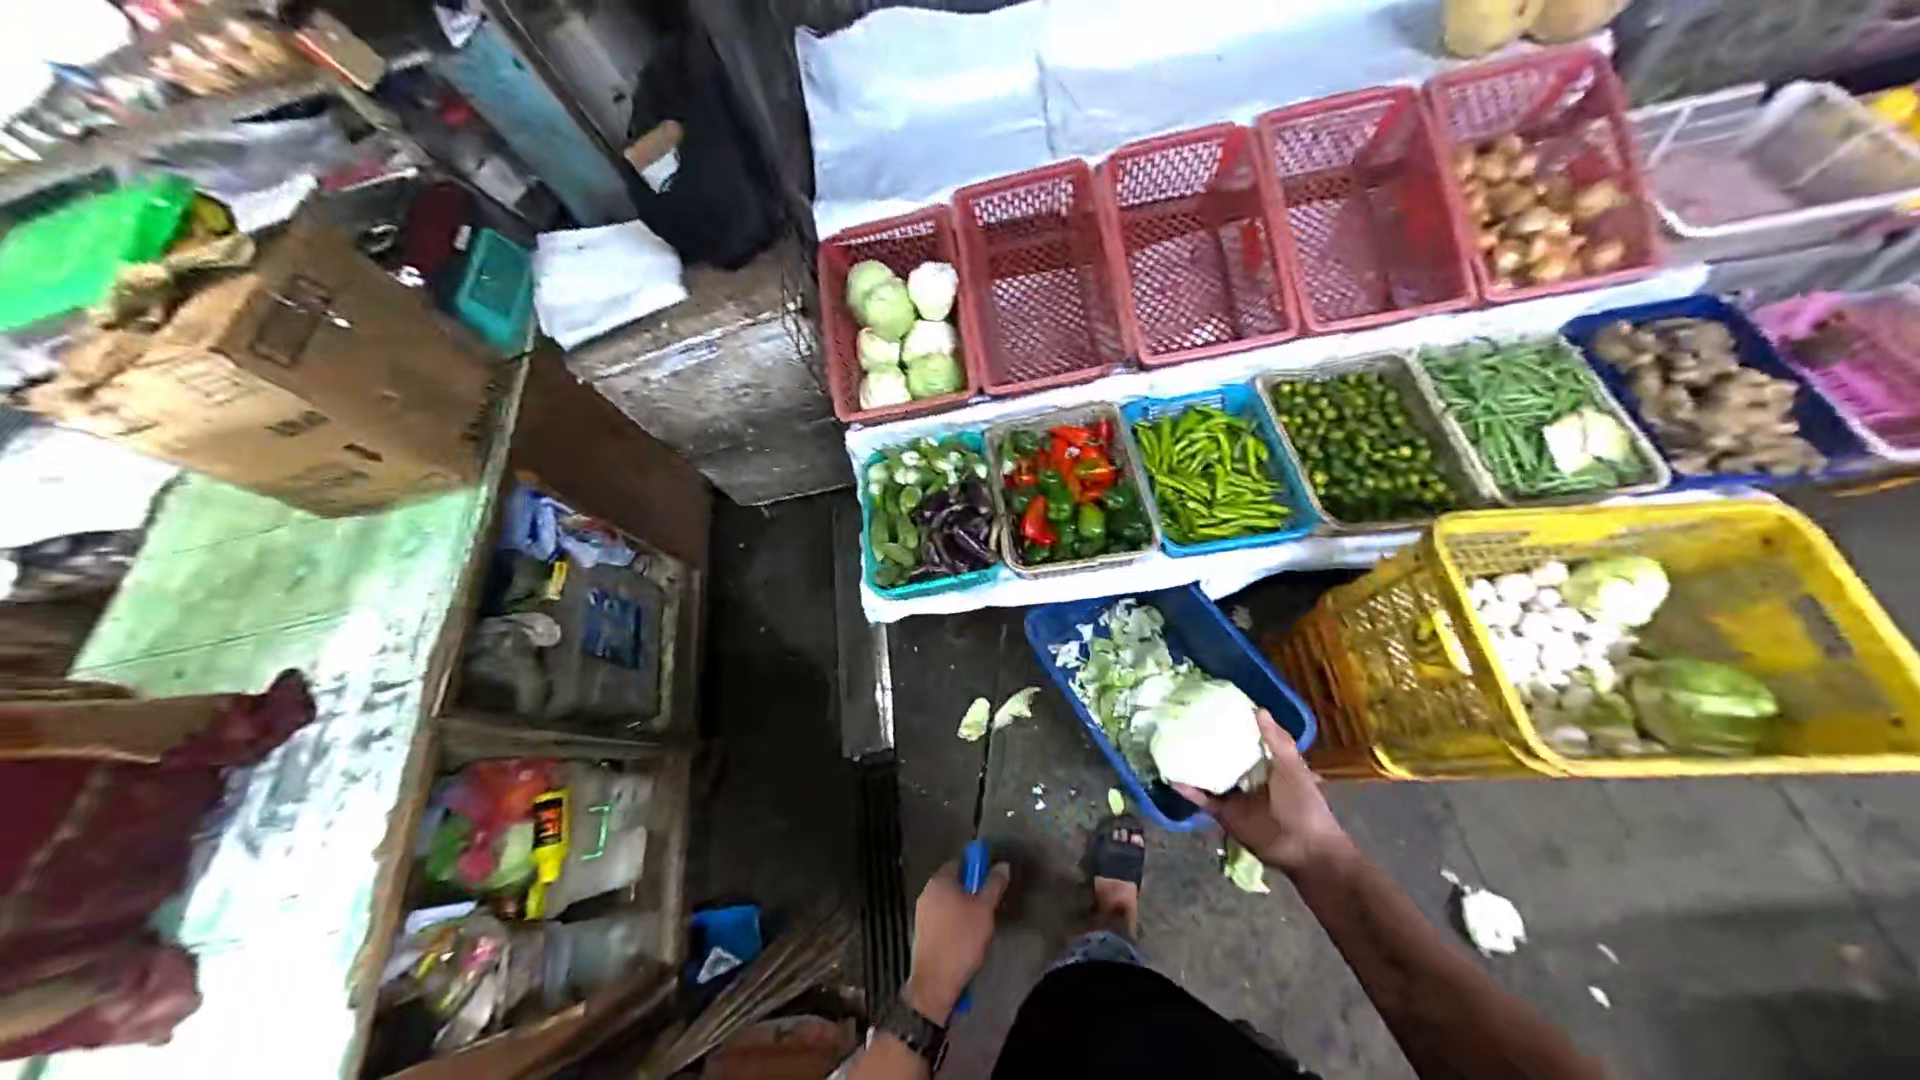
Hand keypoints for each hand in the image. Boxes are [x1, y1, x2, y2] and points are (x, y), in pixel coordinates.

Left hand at [905, 857, 1010, 1022]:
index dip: (976, 870)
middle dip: (971, 892)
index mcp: (939, 881)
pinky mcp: (922, 934)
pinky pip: (941, 920)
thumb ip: (994, 885)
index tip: (989, 883)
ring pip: (947, 903)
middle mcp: (926, 892)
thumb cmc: (962, 939)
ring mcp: (921, 914)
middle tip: (988, 906)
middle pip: (953, 883)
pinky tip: (965, 940)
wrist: (936, 982)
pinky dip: (954, 924)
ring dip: (963, 909)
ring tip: (979, 927)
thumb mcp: (985, 909)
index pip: (959, 863)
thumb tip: (1002, 865)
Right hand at [1176, 709, 1349, 874]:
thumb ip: (1276, 740)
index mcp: (1269, 765)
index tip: (1216, 707)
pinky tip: (1172, 777)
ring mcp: (1235, 797)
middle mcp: (1249, 778)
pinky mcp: (1225, 813)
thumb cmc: (1304, 803)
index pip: (1249, 740)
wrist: (1305, 849)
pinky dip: (1188, 790)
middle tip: (1185, 722)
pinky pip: (1203, 799)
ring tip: (1171, 745)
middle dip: (1208, 743)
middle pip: (1225, 757)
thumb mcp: (1293, 767)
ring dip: (1193, 765)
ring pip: (1209, 776)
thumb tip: (1257, 709)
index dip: (1235, 725)